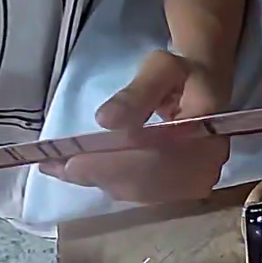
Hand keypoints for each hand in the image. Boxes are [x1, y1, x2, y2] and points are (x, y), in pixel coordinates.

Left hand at [41, 49, 230, 201]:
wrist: (204, 91)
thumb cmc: (182, 75)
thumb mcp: (161, 68)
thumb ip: (137, 92)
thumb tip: (106, 120)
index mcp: (208, 132)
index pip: (157, 158)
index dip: (113, 163)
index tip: (72, 162)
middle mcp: (207, 167)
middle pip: (145, 182)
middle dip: (97, 174)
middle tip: (53, 166)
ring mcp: (196, 183)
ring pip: (139, 192)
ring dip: (99, 180)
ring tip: (60, 168)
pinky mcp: (182, 191)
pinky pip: (141, 194)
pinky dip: (109, 183)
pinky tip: (83, 172)